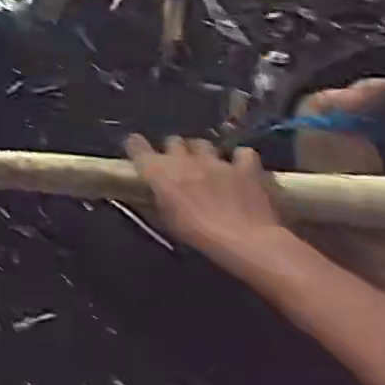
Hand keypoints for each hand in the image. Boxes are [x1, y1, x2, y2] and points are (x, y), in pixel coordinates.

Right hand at [125, 135, 287, 264]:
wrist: (248, 243)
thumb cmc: (199, 235)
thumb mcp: (166, 221)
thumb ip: (158, 199)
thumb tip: (155, 194)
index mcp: (157, 169)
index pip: (135, 143)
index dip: (137, 147)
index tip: (141, 155)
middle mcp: (182, 158)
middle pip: (173, 141)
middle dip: (175, 151)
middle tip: (181, 167)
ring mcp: (215, 161)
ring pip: (202, 143)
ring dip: (203, 153)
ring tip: (210, 166)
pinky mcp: (245, 169)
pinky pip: (243, 153)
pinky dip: (242, 158)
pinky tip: (242, 167)